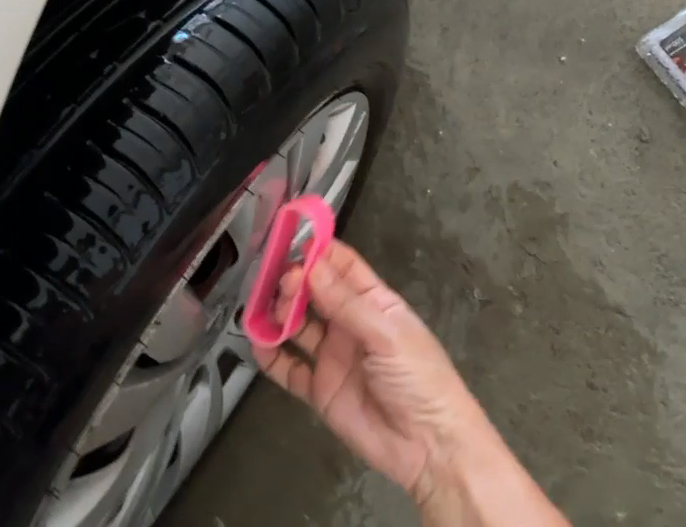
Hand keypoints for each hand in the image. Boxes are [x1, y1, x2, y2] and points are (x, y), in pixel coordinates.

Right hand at [248, 240, 472, 498]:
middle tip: (278, 280)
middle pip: (314, 292)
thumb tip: (311, 266)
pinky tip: (256, 342)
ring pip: (297, 325)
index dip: (318, 251)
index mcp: (375, 303)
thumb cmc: (420, 379)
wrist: (428, 448)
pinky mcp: (319, 389)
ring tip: (265, 307)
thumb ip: (346, 303)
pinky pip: (288, 368)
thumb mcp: (387, 334)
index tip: (291, 238)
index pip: (342, 266)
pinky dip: (270, 355)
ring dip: (279, 313)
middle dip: (293, 281)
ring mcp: (333, 356)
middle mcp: (350, 324)